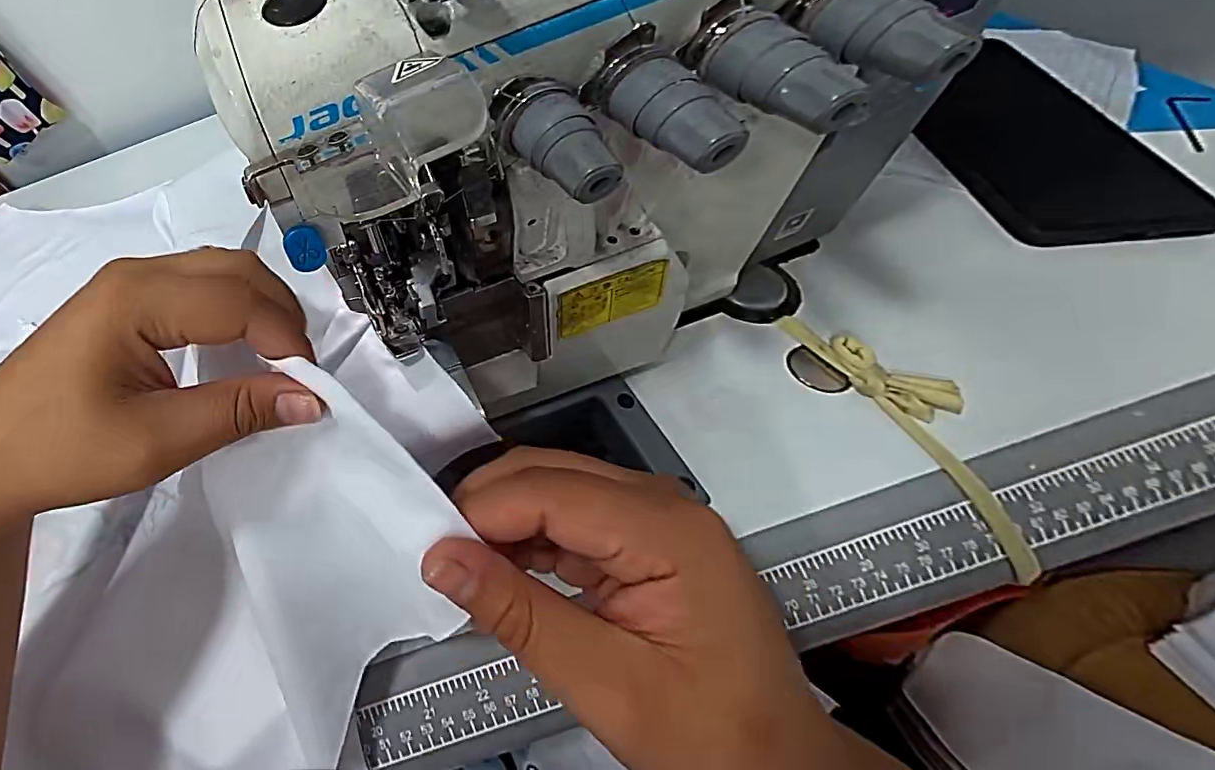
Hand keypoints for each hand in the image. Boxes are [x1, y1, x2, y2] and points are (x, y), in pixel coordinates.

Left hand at [0, 248, 325, 539]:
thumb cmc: (58, 451)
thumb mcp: (154, 441)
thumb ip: (235, 412)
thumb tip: (308, 398)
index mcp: (137, 295)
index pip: (236, 299)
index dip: (284, 338)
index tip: (310, 385)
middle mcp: (134, 272)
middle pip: (233, 270)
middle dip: (278, 314)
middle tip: (299, 371)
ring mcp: (125, 280)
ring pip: (217, 271)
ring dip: (257, 307)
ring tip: (276, 359)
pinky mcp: (122, 297)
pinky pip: (195, 284)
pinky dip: (230, 308)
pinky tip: (235, 346)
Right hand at [421, 449, 887, 769]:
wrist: (779, 766)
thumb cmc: (715, 738)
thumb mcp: (608, 687)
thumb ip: (519, 615)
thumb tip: (442, 560)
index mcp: (666, 530)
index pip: (547, 491)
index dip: (481, 512)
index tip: (434, 549)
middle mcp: (659, 503)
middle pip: (545, 473)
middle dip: (485, 507)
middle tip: (444, 556)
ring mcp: (651, 513)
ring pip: (548, 485)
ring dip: (501, 521)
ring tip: (468, 566)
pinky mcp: (638, 531)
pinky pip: (564, 512)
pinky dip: (525, 536)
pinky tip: (505, 570)